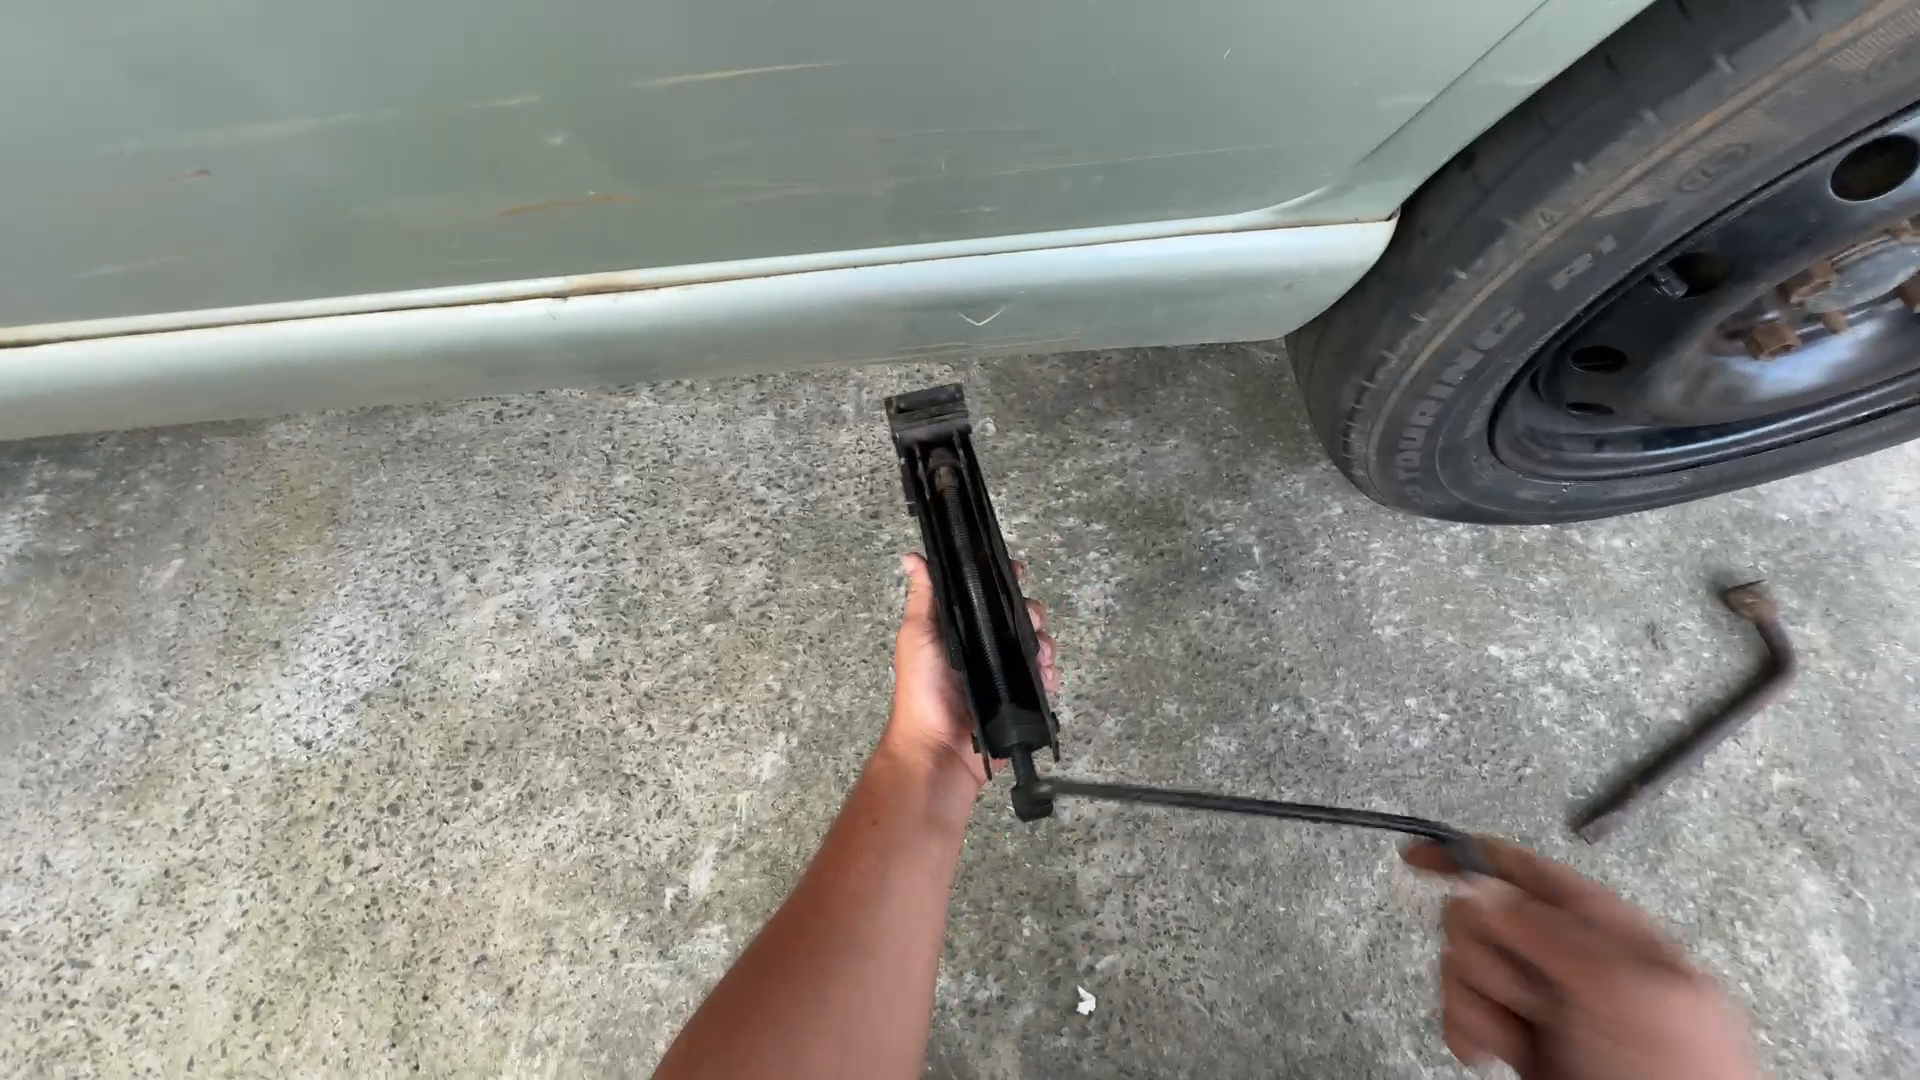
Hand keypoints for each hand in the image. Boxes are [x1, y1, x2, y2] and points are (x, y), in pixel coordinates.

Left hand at [880, 553, 1058, 797]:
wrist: (938, 748)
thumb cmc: (922, 688)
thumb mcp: (917, 635)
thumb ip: (924, 596)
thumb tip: (913, 556)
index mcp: (961, 629)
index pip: (988, 597)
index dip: (1004, 582)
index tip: (1016, 571)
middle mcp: (985, 647)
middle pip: (1019, 618)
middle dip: (1031, 613)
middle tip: (1031, 621)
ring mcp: (1004, 674)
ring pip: (1036, 645)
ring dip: (1044, 644)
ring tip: (1040, 654)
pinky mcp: (1019, 699)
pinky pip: (1044, 679)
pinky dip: (1049, 674)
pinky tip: (1045, 675)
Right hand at [1403, 839, 1760, 1079]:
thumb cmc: (1671, 1078)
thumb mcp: (1625, 992)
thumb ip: (1549, 930)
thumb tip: (1478, 889)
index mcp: (1604, 930)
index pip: (1521, 868)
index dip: (1465, 854)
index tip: (1416, 858)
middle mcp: (1564, 956)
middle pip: (1476, 914)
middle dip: (1486, 954)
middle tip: (1530, 996)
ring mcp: (1538, 999)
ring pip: (1460, 960)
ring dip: (1478, 1000)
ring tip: (1520, 1036)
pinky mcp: (1513, 1034)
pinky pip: (1456, 1006)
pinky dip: (1465, 1027)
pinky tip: (1491, 1052)